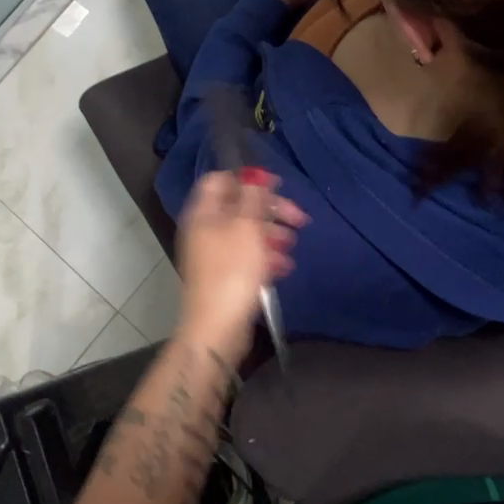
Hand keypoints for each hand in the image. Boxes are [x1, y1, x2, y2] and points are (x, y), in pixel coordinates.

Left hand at [174, 170, 308, 358]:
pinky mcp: (224, 276)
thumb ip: (252, 197)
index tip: (276, 185)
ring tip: (292, 244)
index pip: (221, 180)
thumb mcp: (247, 226)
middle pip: (239, 206)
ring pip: (246, 232)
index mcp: (204, 213)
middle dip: (270, 209)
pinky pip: (246, 256)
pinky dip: (265, 255)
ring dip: (272, 233)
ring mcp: (213, 254)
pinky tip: (284, 266)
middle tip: (299, 218)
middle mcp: (205, 229)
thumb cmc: (232, 272)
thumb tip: (254, 174)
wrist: (217, 329)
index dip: (248, 177)